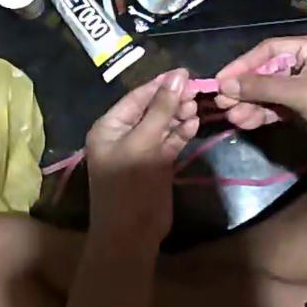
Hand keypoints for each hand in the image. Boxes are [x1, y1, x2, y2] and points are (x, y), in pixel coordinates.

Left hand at [83, 69, 199, 244]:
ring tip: (196, 106)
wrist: (132, 235)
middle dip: (172, 99)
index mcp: (109, 127)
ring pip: (163, 124)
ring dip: (179, 114)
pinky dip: (182, 132)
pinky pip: (170, 141)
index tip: (185, 71)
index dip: (161, 84)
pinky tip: (195, 123)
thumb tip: (178, 77)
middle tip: (196, 90)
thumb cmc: (129, 186)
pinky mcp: (157, 163)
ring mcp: (141, 150)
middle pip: (151, 108)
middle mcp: (123, 135)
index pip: (137, 97)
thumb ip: (161, 110)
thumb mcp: (144, 144)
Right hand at [213, 36, 306, 165]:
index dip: (243, 64)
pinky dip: (262, 114)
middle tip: (222, 102)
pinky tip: (245, 122)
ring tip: (232, 117)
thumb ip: (262, 87)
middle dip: (245, 88)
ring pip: (270, 92)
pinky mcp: (306, 109)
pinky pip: (277, 107)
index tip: (220, 80)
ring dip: (251, 104)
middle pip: (267, 72)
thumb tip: (225, 83)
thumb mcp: (301, 93)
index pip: (269, 50)